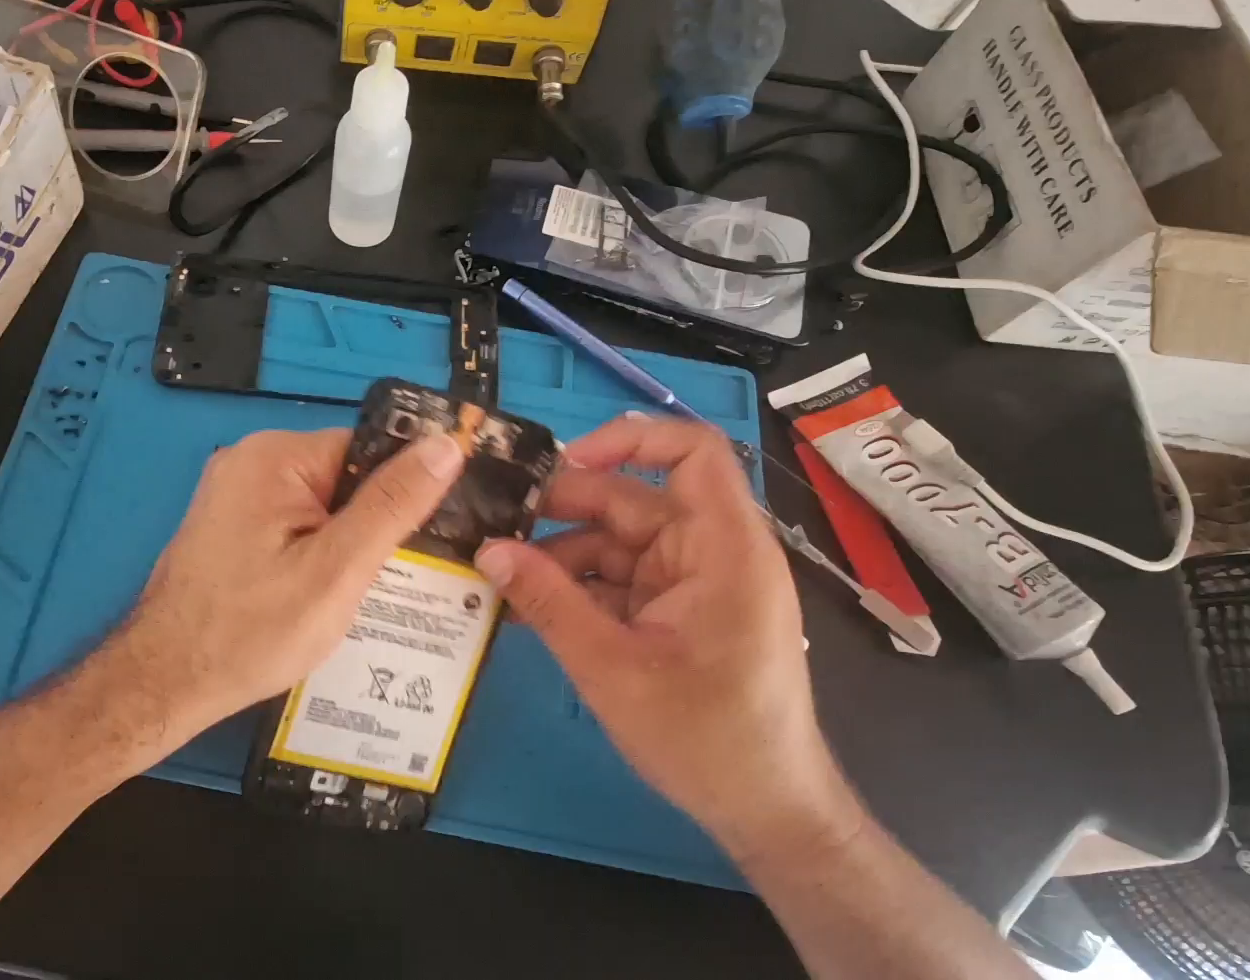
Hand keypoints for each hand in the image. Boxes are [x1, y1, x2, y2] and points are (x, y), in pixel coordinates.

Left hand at [107, 427, 464, 737]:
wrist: (166, 683)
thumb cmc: (253, 631)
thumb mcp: (337, 569)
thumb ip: (393, 504)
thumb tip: (447, 443)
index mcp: (275, 455)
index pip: (366, 450)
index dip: (401, 491)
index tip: (427, 538)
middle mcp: (250, 460)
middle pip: (344, 477)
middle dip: (372, 524)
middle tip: (394, 575)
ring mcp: (234, 493)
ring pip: (321, 505)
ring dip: (346, 543)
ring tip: (359, 591)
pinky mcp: (229, 524)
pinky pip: (293, 524)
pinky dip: (316, 552)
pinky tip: (323, 593)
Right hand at [474, 414, 864, 865]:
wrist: (762, 810)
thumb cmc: (705, 736)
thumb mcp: (612, 667)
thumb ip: (548, 603)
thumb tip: (487, 550)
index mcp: (720, 547)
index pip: (692, 452)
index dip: (629, 439)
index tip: (564, 463)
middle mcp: (707, 551)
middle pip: (631, 500)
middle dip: (561, 512)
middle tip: (495, 529)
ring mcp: (689, 582)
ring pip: (613, 543)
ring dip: (557, 559)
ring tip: (498, 579)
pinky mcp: (672, 611)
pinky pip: (615, 581)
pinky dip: (574, 590)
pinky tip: (526, 608)